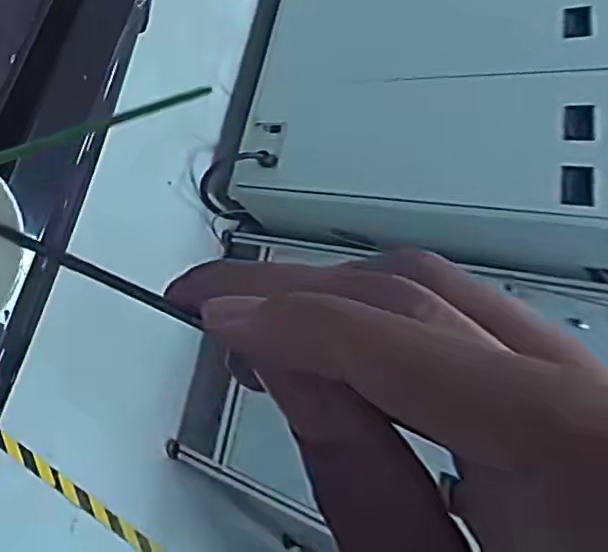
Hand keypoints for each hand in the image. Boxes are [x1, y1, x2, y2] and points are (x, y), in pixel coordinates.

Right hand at [168, 249, 607, 550]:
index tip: (204, 312)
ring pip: (452, 293)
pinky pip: (482, 330)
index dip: (287, 316)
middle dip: (289, 293)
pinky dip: (388, 325)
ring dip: (331, 298)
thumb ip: (360, 479)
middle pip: (423, 298)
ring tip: (265, 325)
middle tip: (210, 304)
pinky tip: (340, 350)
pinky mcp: (596, 411)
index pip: (409, 335)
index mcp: (593, 467)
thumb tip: (276, 366)